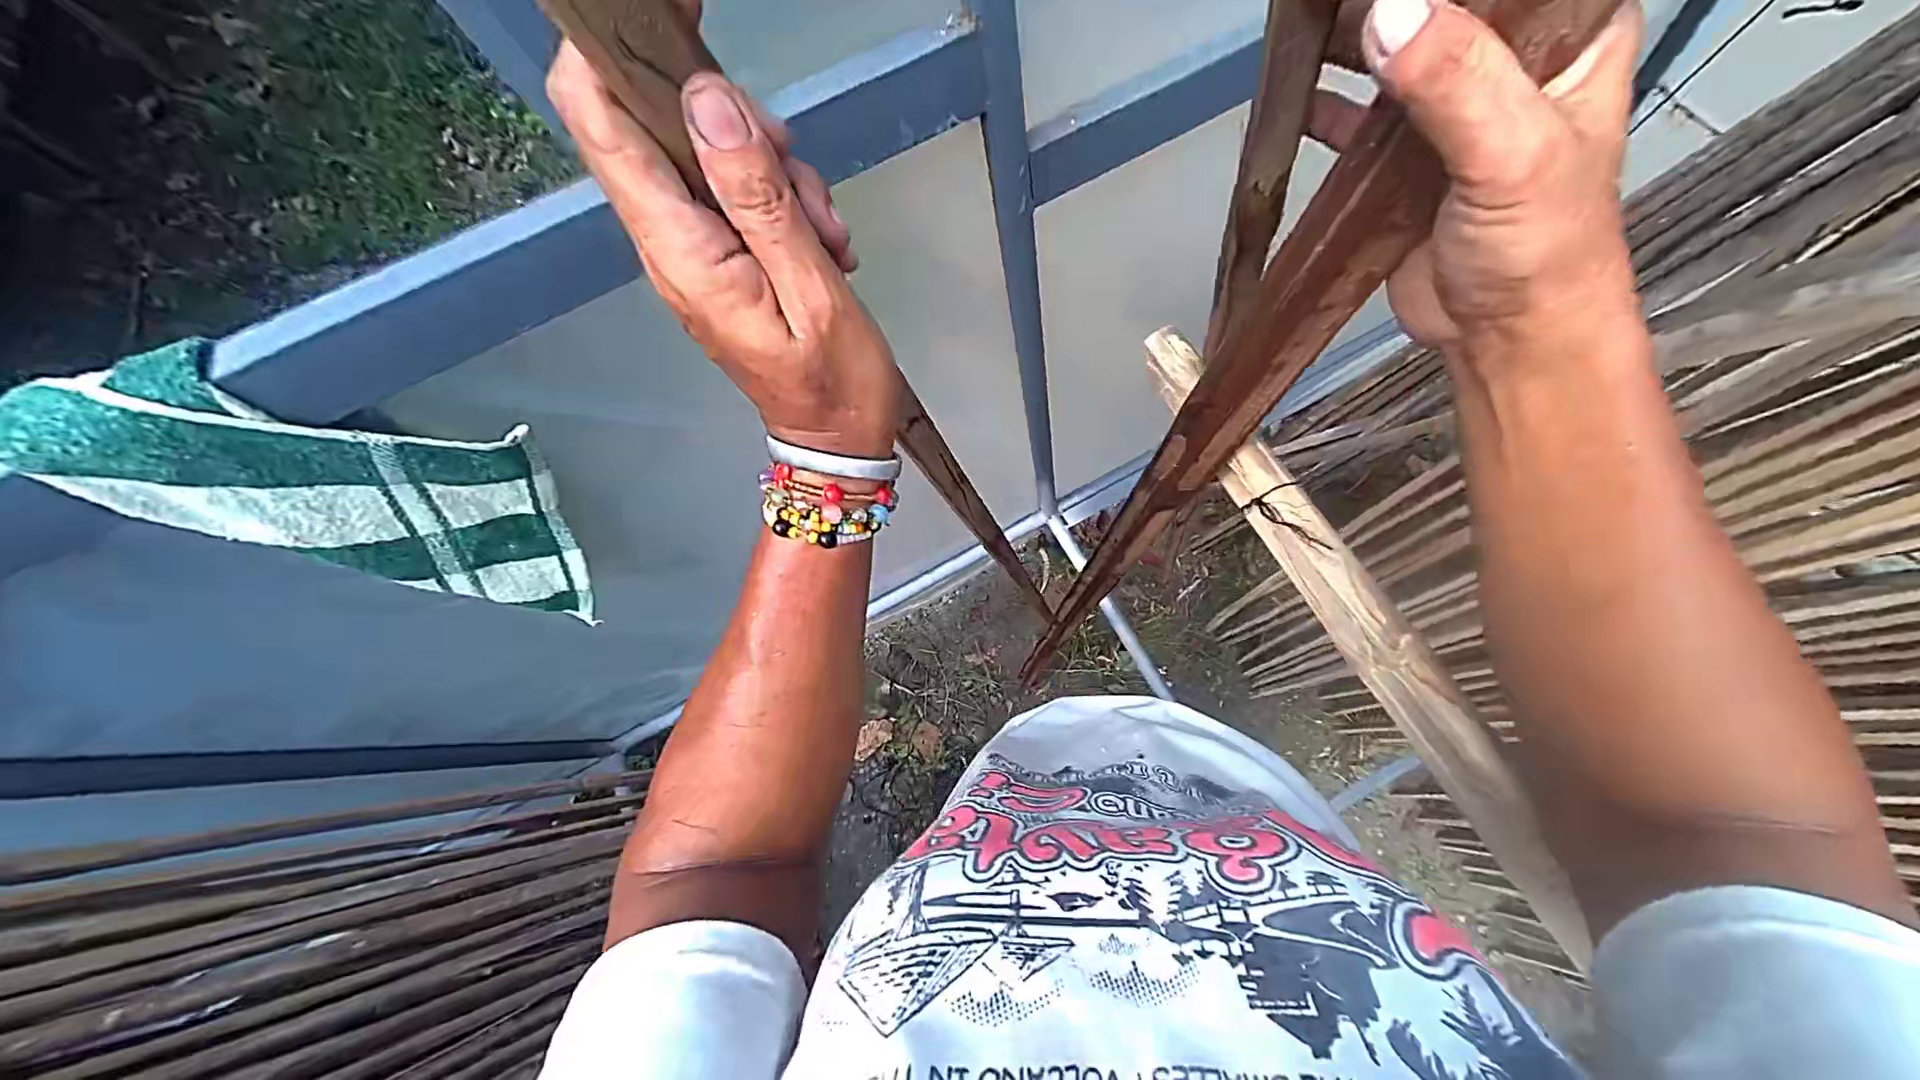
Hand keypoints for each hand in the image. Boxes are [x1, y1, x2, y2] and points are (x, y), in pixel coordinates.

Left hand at [546, 42, 901, 457]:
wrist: (837, 440)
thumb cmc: (834, 381)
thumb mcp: (813, 290)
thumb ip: (759, 198)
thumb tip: (706, 100)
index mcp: (682, 253)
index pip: (600, 122)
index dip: (611, 50)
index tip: (670, 17)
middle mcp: (669, 247)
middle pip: (660, 128)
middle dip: (733, 125)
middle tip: (797, 170)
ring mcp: (694, 255)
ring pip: (710, 161)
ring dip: (774, 173)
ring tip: (826, 232)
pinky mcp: (720, 262)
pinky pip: (735, 199)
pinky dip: (782, 203)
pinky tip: (821, 243)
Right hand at [1316, 0, 1644, 366]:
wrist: (1500, 330)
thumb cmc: (1540, 246)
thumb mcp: (1512, 151)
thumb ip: (1456, 82)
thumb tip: (1389, 14)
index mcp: (1568, 37)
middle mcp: (1509, 67)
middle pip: (1446, 11)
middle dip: (1391, 4)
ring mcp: (1450, 119)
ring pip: (1398, 60)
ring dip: (1355, 43)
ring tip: (1308, 24)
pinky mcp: (1401, 167)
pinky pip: (1360, 124)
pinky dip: (1329, 112)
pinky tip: (1301, 100)